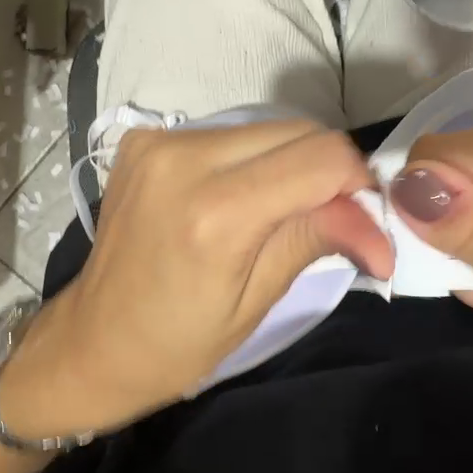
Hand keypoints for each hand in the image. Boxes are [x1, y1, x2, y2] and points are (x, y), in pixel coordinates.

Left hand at [6, 120, 394, 434]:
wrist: (89, 343)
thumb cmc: (176, 345)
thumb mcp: (256, 302)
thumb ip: (316, 238)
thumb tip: (383, 226)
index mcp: (216, 212)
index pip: (322, 158)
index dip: (357, 184)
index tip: (365, 221)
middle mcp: (184, 159)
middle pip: (299, 133)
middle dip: (330, 172)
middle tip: (334, 219)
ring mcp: (158, 142)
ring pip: (266, 128)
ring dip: (292, 163)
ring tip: (285, 212)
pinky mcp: (144, 140)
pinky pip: (227, 134)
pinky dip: (251, 159)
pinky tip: (242, 197)